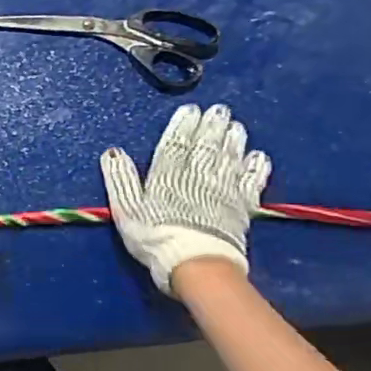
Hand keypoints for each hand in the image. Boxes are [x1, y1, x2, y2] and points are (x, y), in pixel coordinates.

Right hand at [100, 103, 270, 295]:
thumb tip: (112, 152)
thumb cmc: (153, 235)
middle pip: (206, 146)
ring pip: (229, 158)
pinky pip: (251, 182)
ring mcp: (223, 190)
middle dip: (212, 127)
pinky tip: (258, 156)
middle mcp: (197, 176)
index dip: (182, 126)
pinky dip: (256, 168)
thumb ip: (120, 179)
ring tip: (236, 126)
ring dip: (233, 141)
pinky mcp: (241, 206)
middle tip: (219, 110)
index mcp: (167, 176)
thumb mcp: (126, 208)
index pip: (174, 144)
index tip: (190, 110)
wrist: (195, 261)